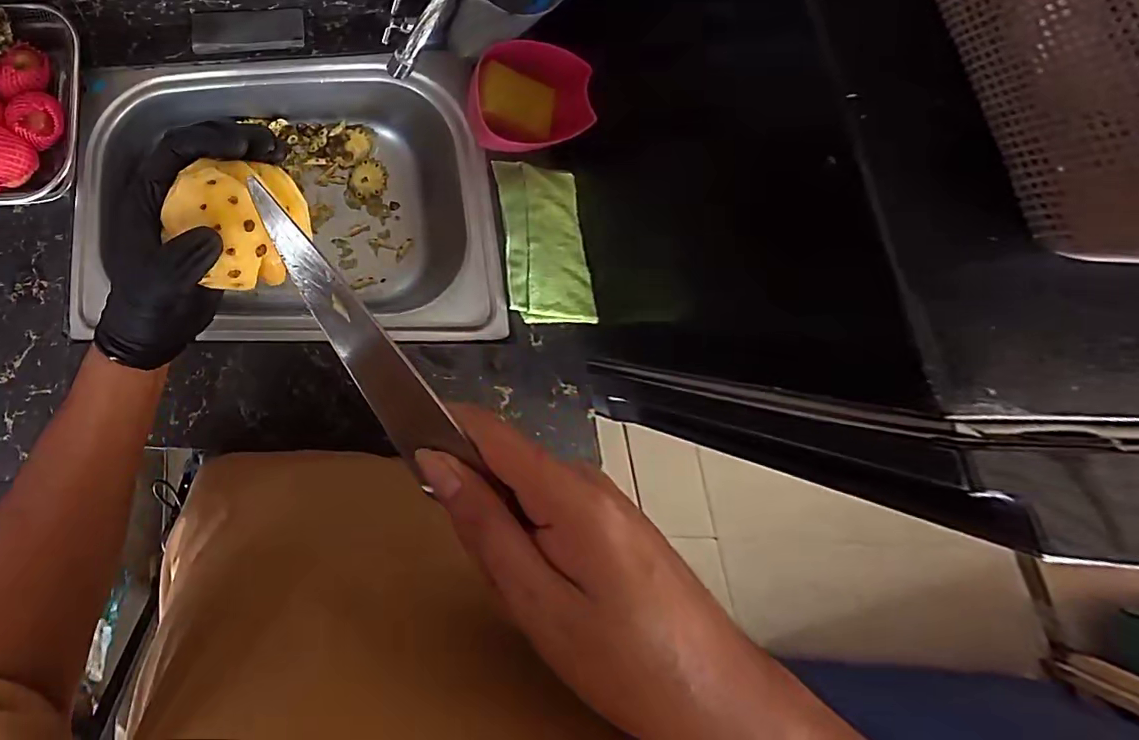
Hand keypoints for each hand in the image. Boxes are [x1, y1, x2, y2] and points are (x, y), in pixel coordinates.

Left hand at [93, 121, 279, 369]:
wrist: (154, 330)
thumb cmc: (145, 304)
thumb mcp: (157, 283)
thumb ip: (180, 260)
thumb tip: (212, 237)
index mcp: (147, 194)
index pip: (174, 149)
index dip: (207, 139)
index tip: (242, 145)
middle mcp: (169, 191)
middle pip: (201, 149)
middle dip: (235, 139)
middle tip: (269, 145)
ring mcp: (191, 206)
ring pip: (220, 166)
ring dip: (251, 158)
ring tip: (280, 157)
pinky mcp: (211, 222)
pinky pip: (235, 195)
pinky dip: (258, 188)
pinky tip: (279, 189)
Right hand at [415, 406, 860, 739]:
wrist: (729, 711)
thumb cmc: (627, 662)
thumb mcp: (535, 600)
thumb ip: (481, 523)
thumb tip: (434, 459)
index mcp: (567, 492)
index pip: (487, 428)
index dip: (441, 426)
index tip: (409, 453)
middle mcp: (586, 479)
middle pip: (501, 458)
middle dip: (474, 498)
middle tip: (487, 567)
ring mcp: (603, 497)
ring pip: (520, 484)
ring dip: (500, 523)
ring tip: (522, 589)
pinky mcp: (612, 518)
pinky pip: (546, 503)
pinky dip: (526, 532)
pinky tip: (547, 587)